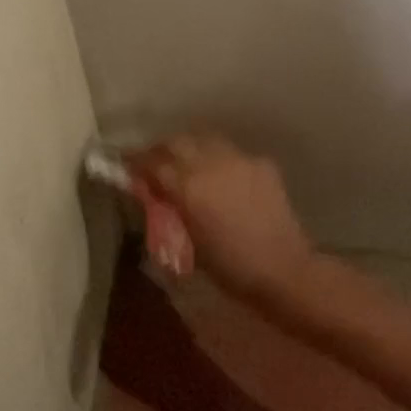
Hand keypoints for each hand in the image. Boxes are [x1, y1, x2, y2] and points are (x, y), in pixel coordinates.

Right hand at [132, 133, 316, 301]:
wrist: (284, 270)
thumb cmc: (231, 268)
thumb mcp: (190, 242)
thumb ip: (172, 211)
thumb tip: (156, 196)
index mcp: (188, 186)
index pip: (153, 162)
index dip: (136, 160)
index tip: (126, 163)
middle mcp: (211, 164)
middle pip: (177, 141)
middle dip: (162, 149)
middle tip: (155, 162)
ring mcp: (239, 160)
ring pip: (206, 140)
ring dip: (191, 148)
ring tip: (188, 164)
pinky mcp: (262, 164)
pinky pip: (233, 154)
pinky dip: (220, 160)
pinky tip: (223, 178)